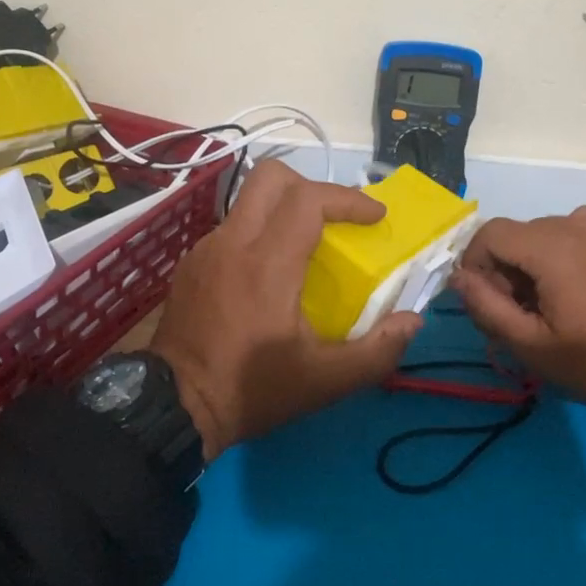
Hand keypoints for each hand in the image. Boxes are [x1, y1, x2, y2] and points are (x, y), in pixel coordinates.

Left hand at [149, 160, 423, 458]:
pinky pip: (231, 229)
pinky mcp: (190, 265)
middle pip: (271, 177)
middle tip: (335, 220)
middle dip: (311, 187)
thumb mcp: (325, 381)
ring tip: (305, 250)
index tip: (376, 218)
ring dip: (283, 211)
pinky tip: (266, 276)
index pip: (308, 199)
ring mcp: (205, 250)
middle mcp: (232, 242)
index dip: (348, 199)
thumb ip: (377, 351)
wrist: (172, 409)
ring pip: (248, 201)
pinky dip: (258, 235)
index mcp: (267, 263)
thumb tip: (412, 320)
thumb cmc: (252, 390)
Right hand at [450, 207, 585, 428]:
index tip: (488, 302)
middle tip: (521, 314)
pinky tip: (581, 293)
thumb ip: (484, 306)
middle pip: (519, 234)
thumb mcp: (531, 345)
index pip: (489, 234)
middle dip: (507, 269)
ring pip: (547, 234)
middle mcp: (578, 220)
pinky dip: (565, 257)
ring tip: (553, 306)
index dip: (476, 265)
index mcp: (554, 244)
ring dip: (536, 263)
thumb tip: (457, 276)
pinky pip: (577, 235)